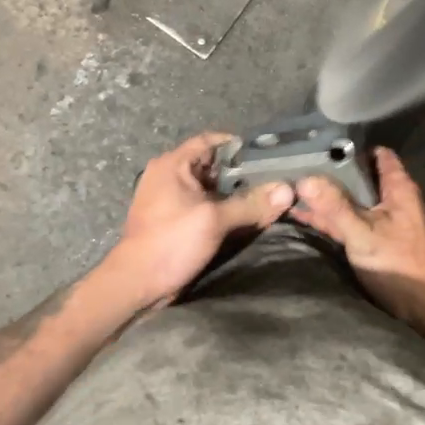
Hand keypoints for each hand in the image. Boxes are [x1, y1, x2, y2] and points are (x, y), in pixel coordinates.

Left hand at [103, 132, 294, 308]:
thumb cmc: (171, 242)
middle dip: (243, 174)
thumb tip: (287, 191)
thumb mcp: (214, 219)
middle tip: (274, 181)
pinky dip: (224, 211)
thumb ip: (251, 204)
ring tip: (267, 200)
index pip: (210, 140)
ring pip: (211, 189)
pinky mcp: (175, 221)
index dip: (239, 145)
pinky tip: (247, 219)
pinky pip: (205, 208)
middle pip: (213, 166)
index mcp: (172, 164)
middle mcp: (170, 176)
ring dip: (235, 195)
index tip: (267, 155)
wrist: (136, 284)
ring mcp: (171, 200)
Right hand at [291, 148, 424, 314]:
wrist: (419, 305)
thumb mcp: (361, 232)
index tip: (323, 143)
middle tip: (299, 162)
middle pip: (361, 177)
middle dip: (333, 171)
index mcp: (398, 189)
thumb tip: (304, 179)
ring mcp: (381, 220)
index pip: (379, 155)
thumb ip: (334, 206)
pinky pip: (348, 221)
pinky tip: (303, 215)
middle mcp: (391, 200)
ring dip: (328, 196)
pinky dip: (329, 217)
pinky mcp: (373, 240)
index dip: (353, 147)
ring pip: (352, 200)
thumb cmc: (396, 262)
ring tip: (293, 185)